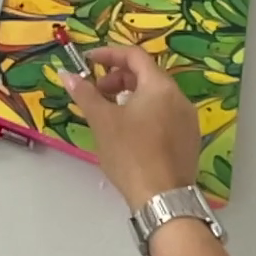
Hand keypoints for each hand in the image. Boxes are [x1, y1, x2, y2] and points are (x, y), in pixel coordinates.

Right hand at [63, 46, 201, 208]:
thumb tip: (66, 74)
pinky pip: (165, 113)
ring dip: (130, 95)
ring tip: (110, 112)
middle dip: (118, 77)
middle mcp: (179, 97)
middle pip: (146, 74)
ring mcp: (188, 120)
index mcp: (160, 86)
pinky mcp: (189, 141)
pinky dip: (145, 112)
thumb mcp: (102, 120)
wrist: (163, 202)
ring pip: (155, 95)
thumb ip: (84, 92)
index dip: (109, 54)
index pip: (134, 55)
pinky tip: (130, 132)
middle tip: (97, 91)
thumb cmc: (131, 154)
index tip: (88, 62)